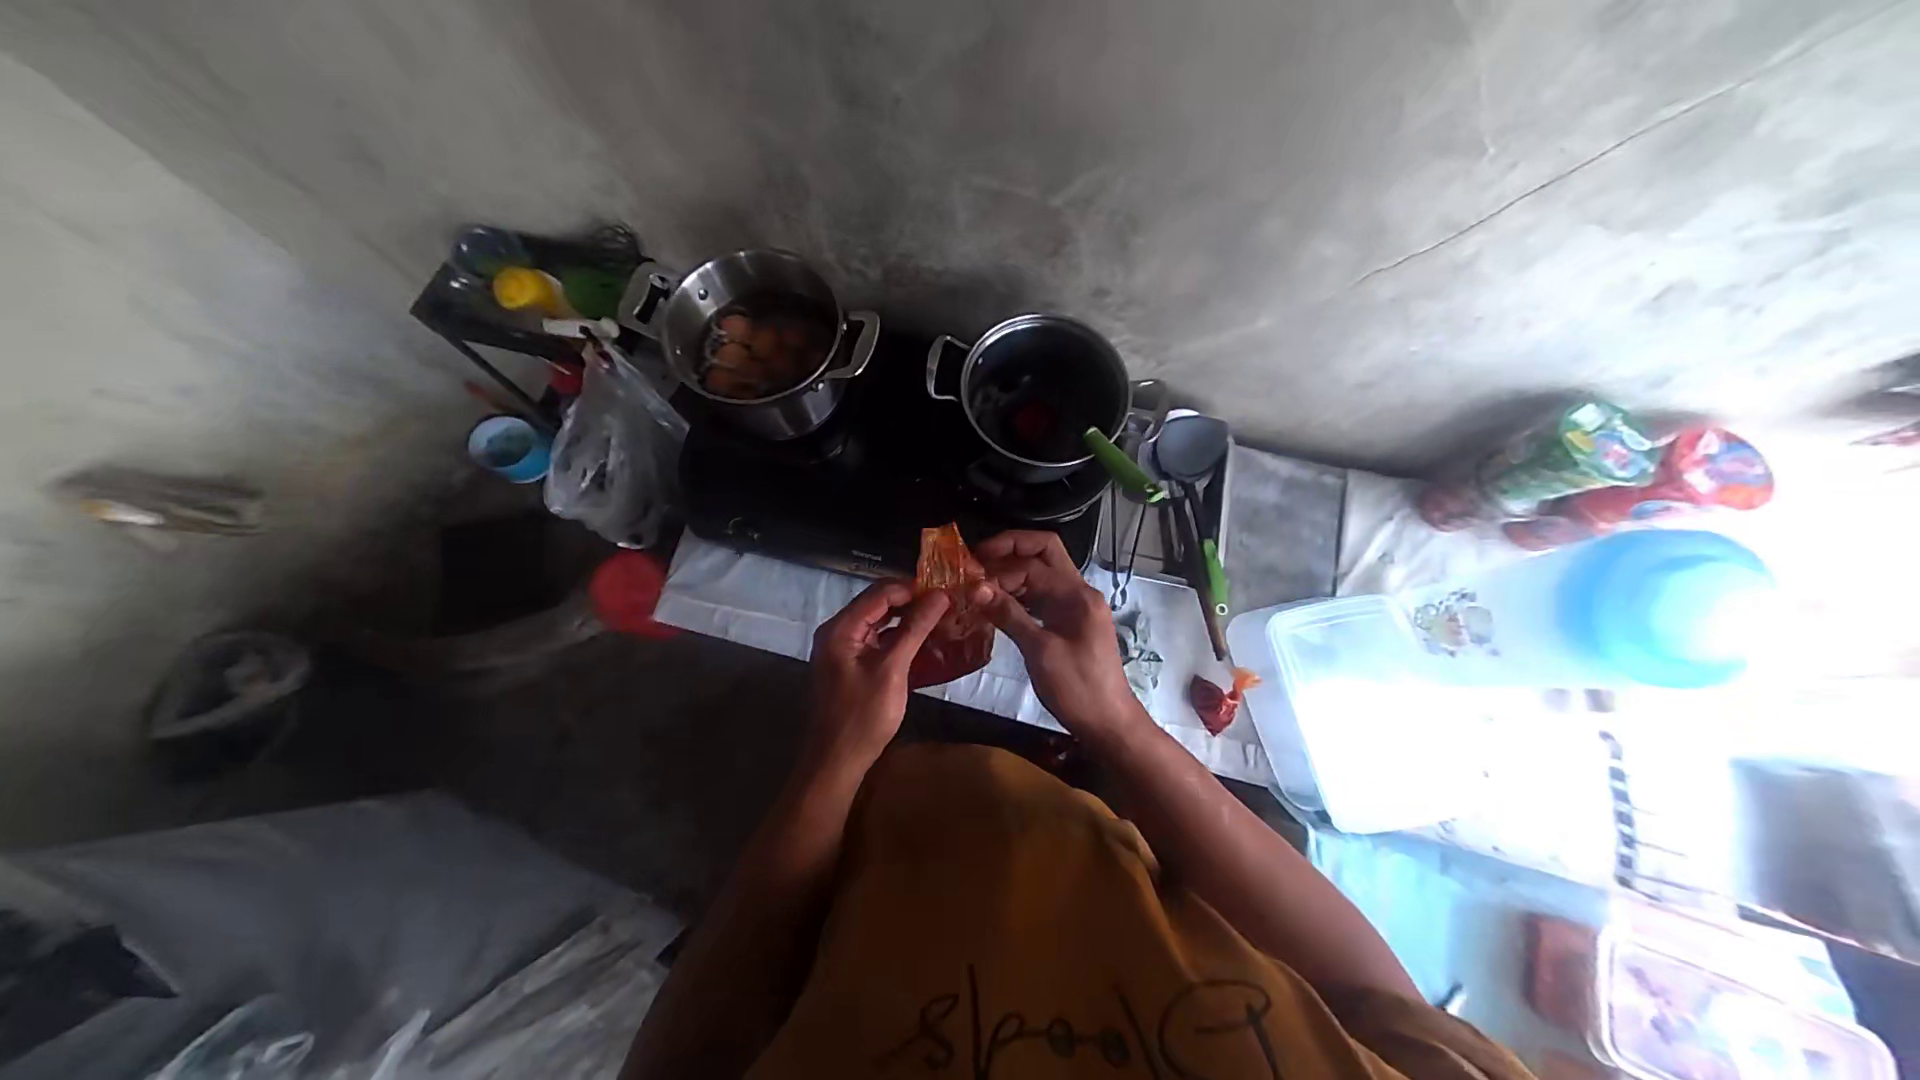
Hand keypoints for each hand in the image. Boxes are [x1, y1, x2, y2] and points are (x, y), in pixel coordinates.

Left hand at [807, 581, 949, 769]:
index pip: (880, 592)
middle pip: (877, 603)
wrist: (836, 761)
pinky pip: (876, 639)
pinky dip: (897, 636)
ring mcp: (842, 648)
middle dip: (911, 600)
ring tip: (939, 618)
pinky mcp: (850, 664)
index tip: (945, 591)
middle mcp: (837, 631)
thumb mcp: (892, 669)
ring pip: (877, 620)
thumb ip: (914, 629)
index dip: (913, 588)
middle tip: (946, 603)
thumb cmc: (863, 716)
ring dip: (906, 618)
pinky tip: (921, 640)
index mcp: (841, 628)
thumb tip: (939, 596)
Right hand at [972, 530, 1147, 741]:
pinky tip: (996, 605)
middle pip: (1045, 552)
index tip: (970, 580)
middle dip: (1010, 549)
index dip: (999, 569)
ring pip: (1042, 573)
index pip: (1033, 565)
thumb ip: (1009, 615)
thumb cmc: (1077, 689)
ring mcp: (1076, 607)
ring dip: (1012, 573)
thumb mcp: (1040, 652)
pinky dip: (1019, 594)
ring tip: (979, 584)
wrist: (1108, 723)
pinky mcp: (1070, 622)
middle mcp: (1080, 592)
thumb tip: (975, 587)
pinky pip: (1043, 596)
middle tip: (976, 560)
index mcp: (1078, 595)